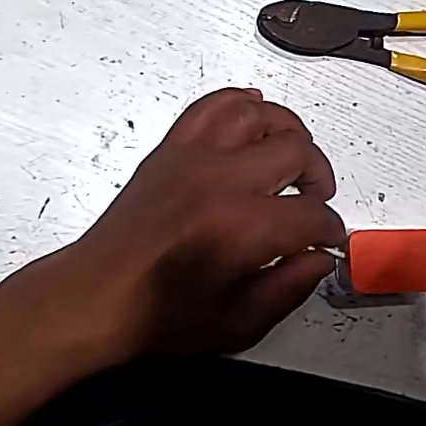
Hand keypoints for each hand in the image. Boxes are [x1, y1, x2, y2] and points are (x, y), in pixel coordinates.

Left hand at [54, 88, 344, 362]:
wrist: (96, 297)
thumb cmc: (153, 315)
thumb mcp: (237, 323)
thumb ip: (290, 288)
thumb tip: (317, 259)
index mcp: (241, 227)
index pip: (312, 213)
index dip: (329, 229)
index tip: (327, 238)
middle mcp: (218, 181)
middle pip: (296, 151)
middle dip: (319, 176)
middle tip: (317, 198)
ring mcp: (192, 158)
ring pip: (257, 114)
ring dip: (287, 130)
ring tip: (294, 153)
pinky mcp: (170, 150)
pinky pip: (210, 106)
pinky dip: (239, 102)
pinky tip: (254, 112)